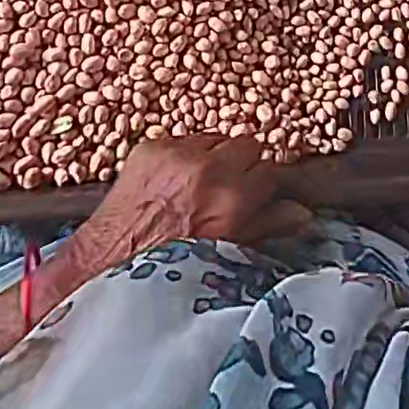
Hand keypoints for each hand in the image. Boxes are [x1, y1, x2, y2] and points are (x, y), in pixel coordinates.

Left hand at [68, 136, 309, 272]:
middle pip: (248, 145)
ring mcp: (176, 153)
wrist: (104, 264)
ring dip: (216, 156)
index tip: (258, 195)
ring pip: (217, 138)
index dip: (264, 185)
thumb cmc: (166, 270)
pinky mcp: (152, 145)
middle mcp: (206, 170)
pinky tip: (175, 180)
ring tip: (200, 184)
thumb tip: (304, 213)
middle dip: (244, 164)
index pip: (270, 172)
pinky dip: (187, 155)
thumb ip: (267, 226)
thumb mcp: (224, 254)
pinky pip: (185, 139)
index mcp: (230, 201)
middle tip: (231, 187)